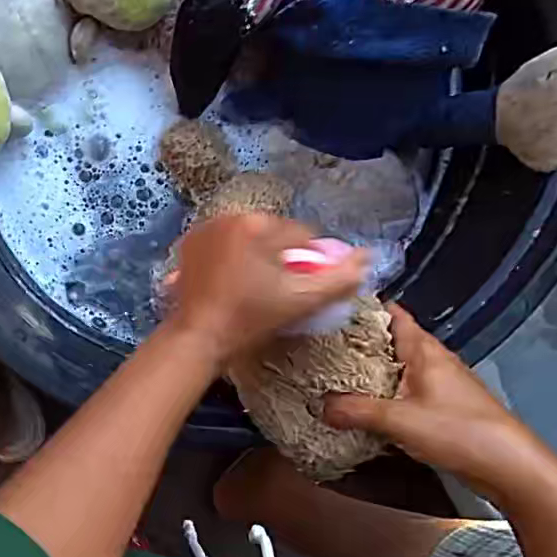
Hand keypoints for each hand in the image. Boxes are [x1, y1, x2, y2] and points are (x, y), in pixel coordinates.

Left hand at [169, 214, 366, 361]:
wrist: (198, 338)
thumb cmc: (248, 321)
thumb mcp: (300, 302)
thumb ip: (339, 279)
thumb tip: (366, 257)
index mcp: (259, 225)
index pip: (304, 236)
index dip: (309, 263)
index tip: (298, 288)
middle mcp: (231, 217)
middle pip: (275, 233)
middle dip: (281, 257)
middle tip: (276, 290)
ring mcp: (206, 228)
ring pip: (250, 236)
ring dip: (258, 254)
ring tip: (254, 288)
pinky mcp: (190, 242)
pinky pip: (225, 241)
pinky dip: (233, 255)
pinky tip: (232, 281)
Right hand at [323, 304, 556, 497]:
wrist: (509, 466)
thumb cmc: (458, 430)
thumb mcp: (400, 420)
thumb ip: (357, 411)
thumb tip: (320, 406)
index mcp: (424, 350)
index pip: (393, 313)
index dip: (364, 308)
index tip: (332, 310)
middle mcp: (433, 359)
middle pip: (392, 340)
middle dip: (360, 342)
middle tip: (323, 346)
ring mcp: (441, 383)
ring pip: (399, 366)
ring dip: (373, 369)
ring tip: (337, 375)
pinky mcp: (444, 406)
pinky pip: (407, 389)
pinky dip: (386, 392)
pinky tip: (367, 406)